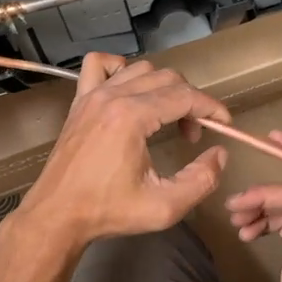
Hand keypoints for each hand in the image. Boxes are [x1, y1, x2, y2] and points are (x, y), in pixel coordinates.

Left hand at [18, 54, 229, 251]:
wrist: (57, 215)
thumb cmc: (109, 211)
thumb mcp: (165, 206)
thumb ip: (201, 180)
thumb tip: (219, 154)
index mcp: (132, 117)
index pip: (185, 96)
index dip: (212, 108)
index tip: (225, 125)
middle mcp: (112, 96)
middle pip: (167, 79)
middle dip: (190, 102)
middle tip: (192, 135)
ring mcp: (92, 95)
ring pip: (140, 69)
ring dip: (163, 88)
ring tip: (167, 119)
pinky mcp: (79, 101)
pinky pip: (100, 65)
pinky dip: (121, 69)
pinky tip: (130, 92)